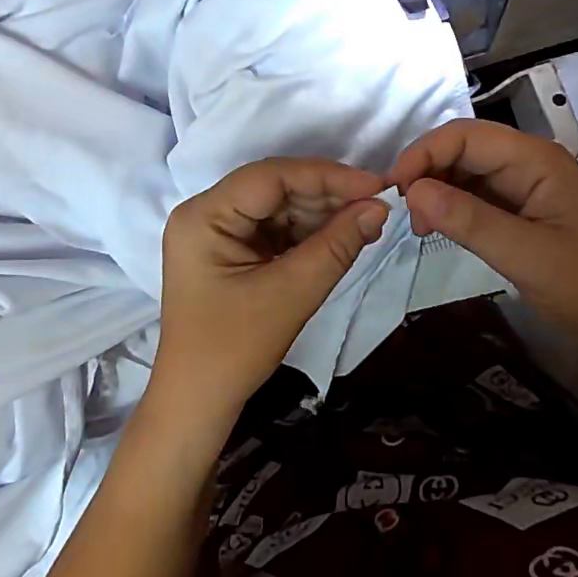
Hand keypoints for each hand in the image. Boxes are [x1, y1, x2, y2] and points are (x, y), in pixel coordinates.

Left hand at [155, 158, 389, 425]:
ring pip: (278, 206)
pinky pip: (273, 228)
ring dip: (322, 214)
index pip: (271, 176)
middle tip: (377, 206)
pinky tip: (342, 236)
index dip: (326, 176)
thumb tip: (380, 207)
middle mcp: (204, 213)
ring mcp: (215, 231)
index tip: (376, 186)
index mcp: (204, 216)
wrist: (198, 400)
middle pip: (274, 188)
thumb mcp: (290, 294)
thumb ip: (336, 245)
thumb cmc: (234, 349)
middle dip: (327, 196)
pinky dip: (308, 233)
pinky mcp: (229, 250)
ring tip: (367, 221)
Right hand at [386, 120, 577, 342]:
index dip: (425, 153)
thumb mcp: (525, 255)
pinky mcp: (514, 208)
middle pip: (462, 147)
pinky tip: (431, 228)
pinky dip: (445, 206)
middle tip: (400, 210)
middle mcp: (527, 163)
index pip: (467, 135)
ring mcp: (521, 185)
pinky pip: (470, 194)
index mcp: (537, 160)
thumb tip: (412, 191)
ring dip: (432, 189)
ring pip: (462, 170)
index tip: (394, 187)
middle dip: (425, 170)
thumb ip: (469, 220)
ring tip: (416, 225)